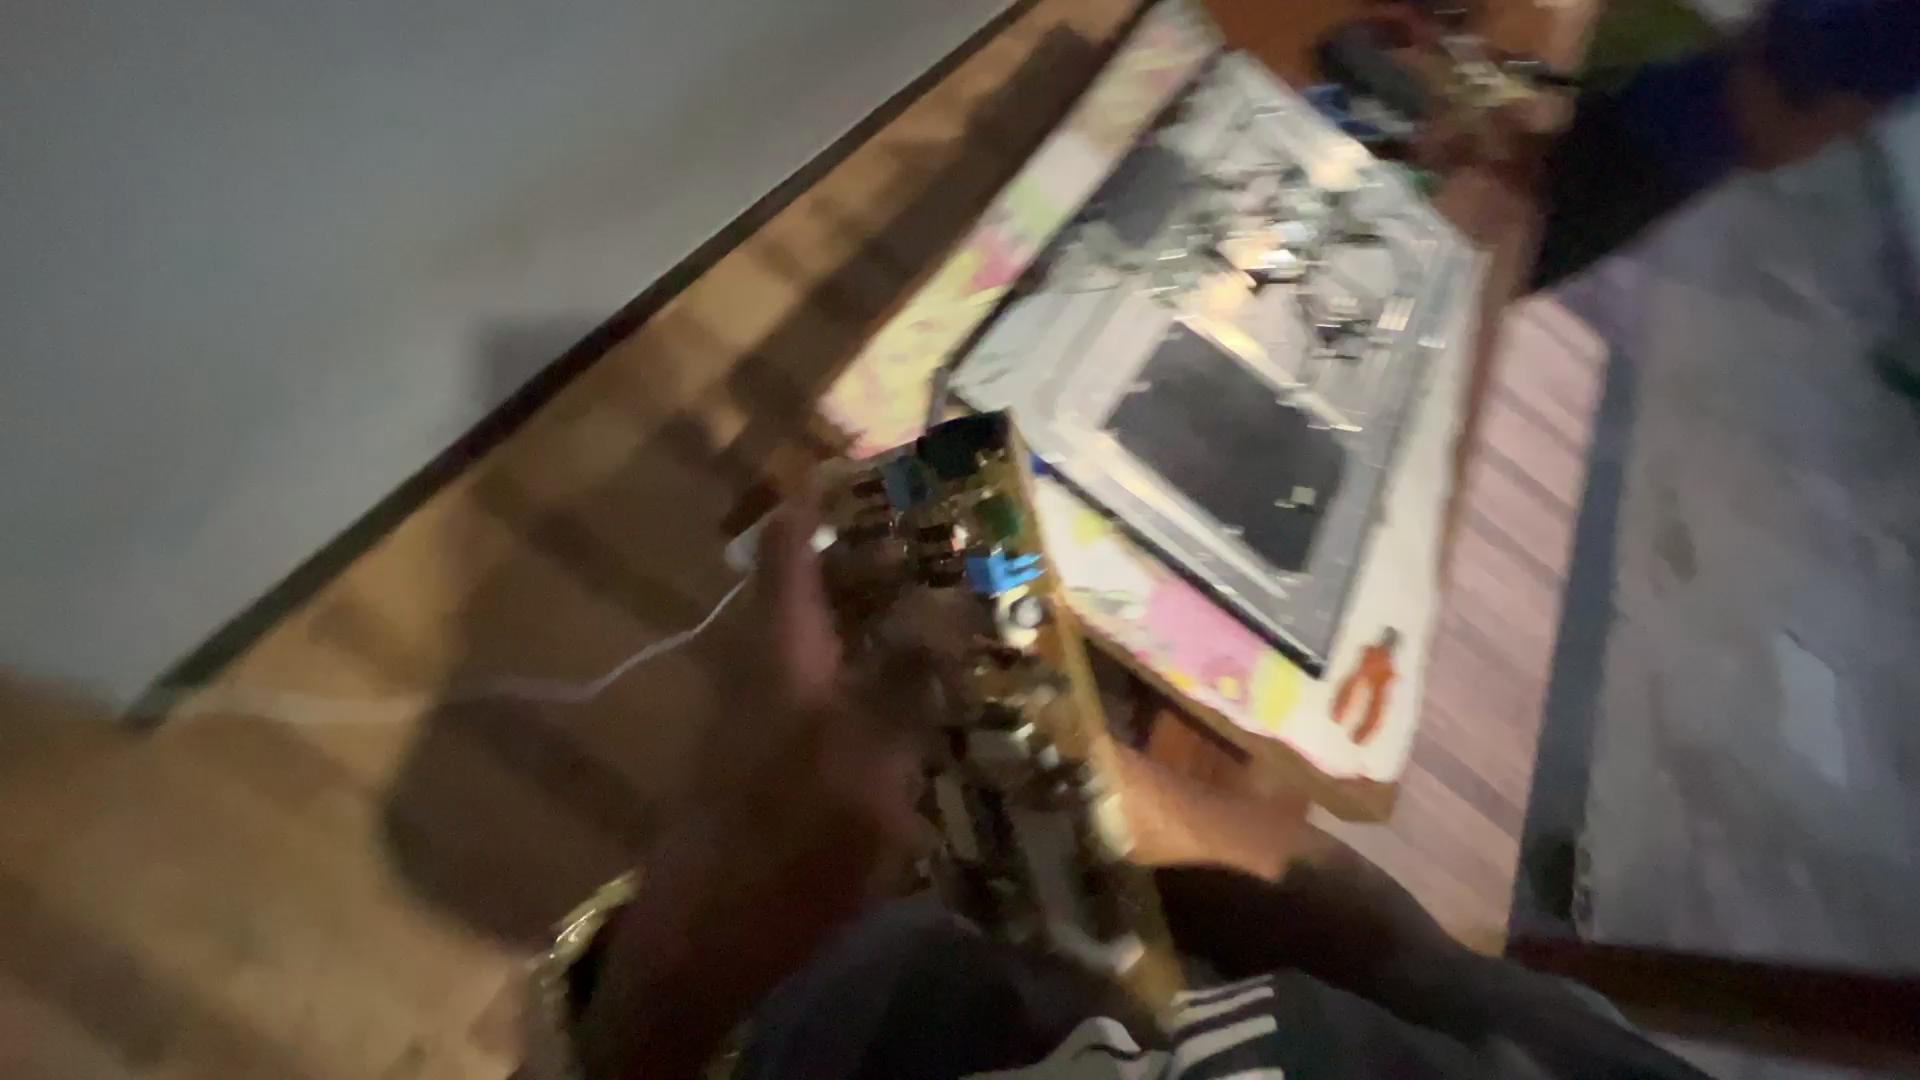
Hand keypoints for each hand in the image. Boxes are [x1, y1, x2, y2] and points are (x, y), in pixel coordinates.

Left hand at [576, 492, 959, 1079]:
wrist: (711, 932)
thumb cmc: (789, 830)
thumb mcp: (866, 751)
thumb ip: (907, 672)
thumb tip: (948, 598)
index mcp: (781, 645)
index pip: (789, 545)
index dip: (817, 497)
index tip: (860, 462)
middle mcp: (766, 661)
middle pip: (810, 584)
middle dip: (867, 554)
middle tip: (934, 544)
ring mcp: (765, 707)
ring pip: (821, 633)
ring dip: (871, 611)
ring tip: (937, 606)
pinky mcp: (773, 749)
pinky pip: (824, 681)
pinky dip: (864, 665)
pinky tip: (909, 690)